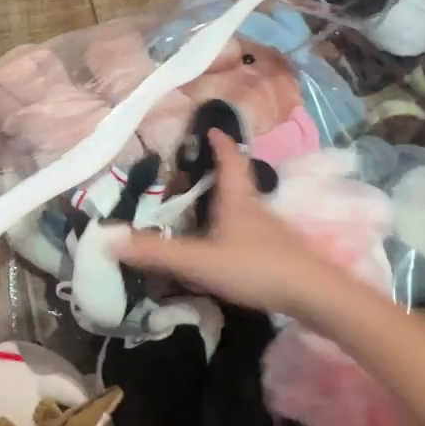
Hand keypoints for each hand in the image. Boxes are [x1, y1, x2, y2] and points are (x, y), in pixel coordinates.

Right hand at [117, 129, 345, 315]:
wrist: (316, 297)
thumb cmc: (256, 267)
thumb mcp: (199, 260)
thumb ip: (155, 252)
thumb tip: (108, 237)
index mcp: (237, 200)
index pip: (230, 161)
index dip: (220, 143)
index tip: (211, 128)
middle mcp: (256, 209)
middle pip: (238, 183)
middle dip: (219, 173)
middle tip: (195, 169)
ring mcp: (272, 232)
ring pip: (246, 209)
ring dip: (227, 204)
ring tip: (205, 208)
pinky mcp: (282, 255)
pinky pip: (253, 233)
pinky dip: (237, 231)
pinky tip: (227, 247)